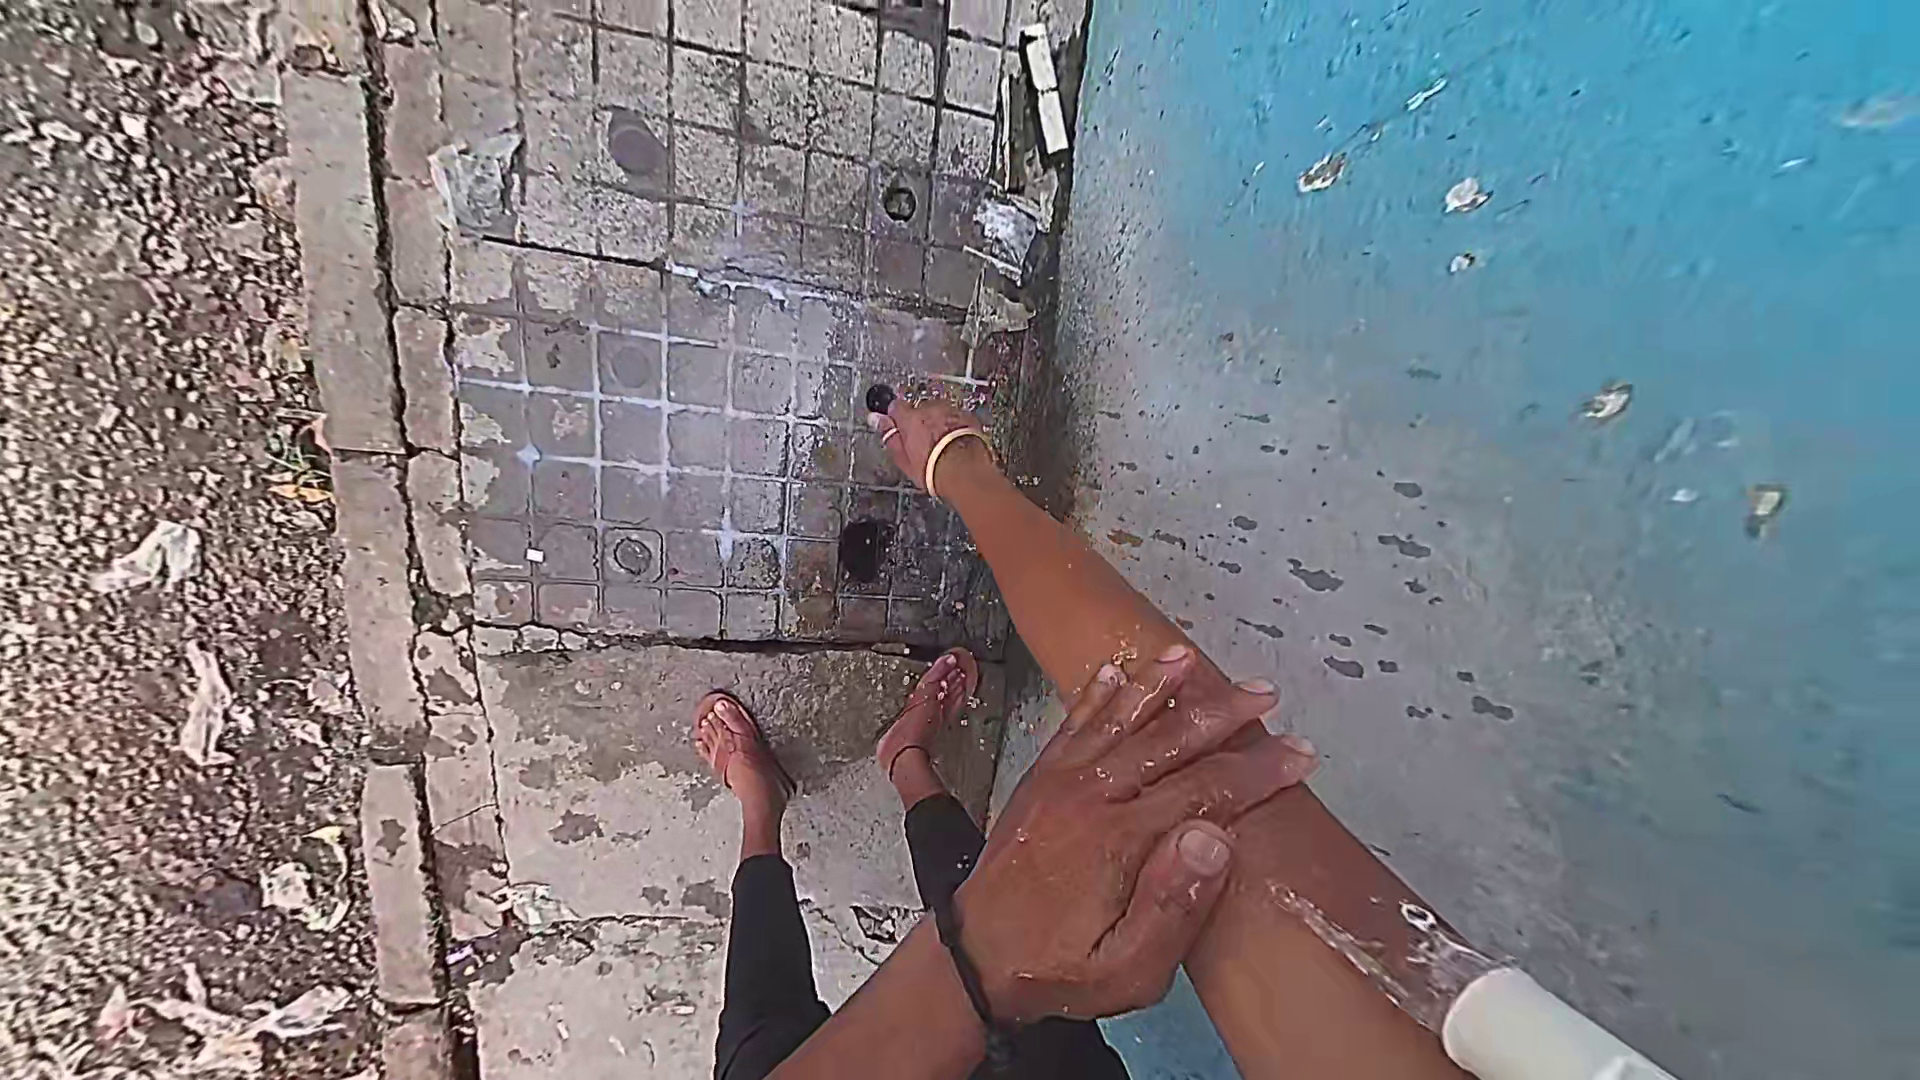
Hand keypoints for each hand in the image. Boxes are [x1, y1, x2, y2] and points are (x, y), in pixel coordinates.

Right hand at [867, 397, 990, 493]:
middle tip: (923, 446)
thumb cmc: (933, 468)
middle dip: (921, 423)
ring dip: (939, 425)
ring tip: (941, 448)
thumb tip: (876, 420)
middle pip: (921, 410)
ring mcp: (951, 412)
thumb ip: (889, 435)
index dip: (897, 419)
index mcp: (910, 417)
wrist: (966, 472)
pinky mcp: (969, 418)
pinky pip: (957, 420)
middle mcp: (930, 409)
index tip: (899, 429)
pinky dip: (955, 429)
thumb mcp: (903, 459)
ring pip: (940, 414)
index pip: (896, 407)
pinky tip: (955, 446)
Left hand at [951, 646, 1318, 1023]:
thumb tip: (1216, 839)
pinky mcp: (1042, 774)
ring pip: (1119, 717)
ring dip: (1157, 684)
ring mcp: (1061, 777)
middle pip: (1166, 741)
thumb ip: (1172, 906)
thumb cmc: (1057, 965)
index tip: (1295, 753)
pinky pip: (1072, 722)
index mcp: (1119, 838)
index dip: (1254, 771)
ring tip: (1188, 657)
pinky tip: (1113, 670)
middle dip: (1219, 714)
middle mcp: (1090, 794)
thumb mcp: (1127, 971)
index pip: (1202, 790)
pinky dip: (1094, 694)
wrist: (978, 948)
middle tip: (1262, 694)